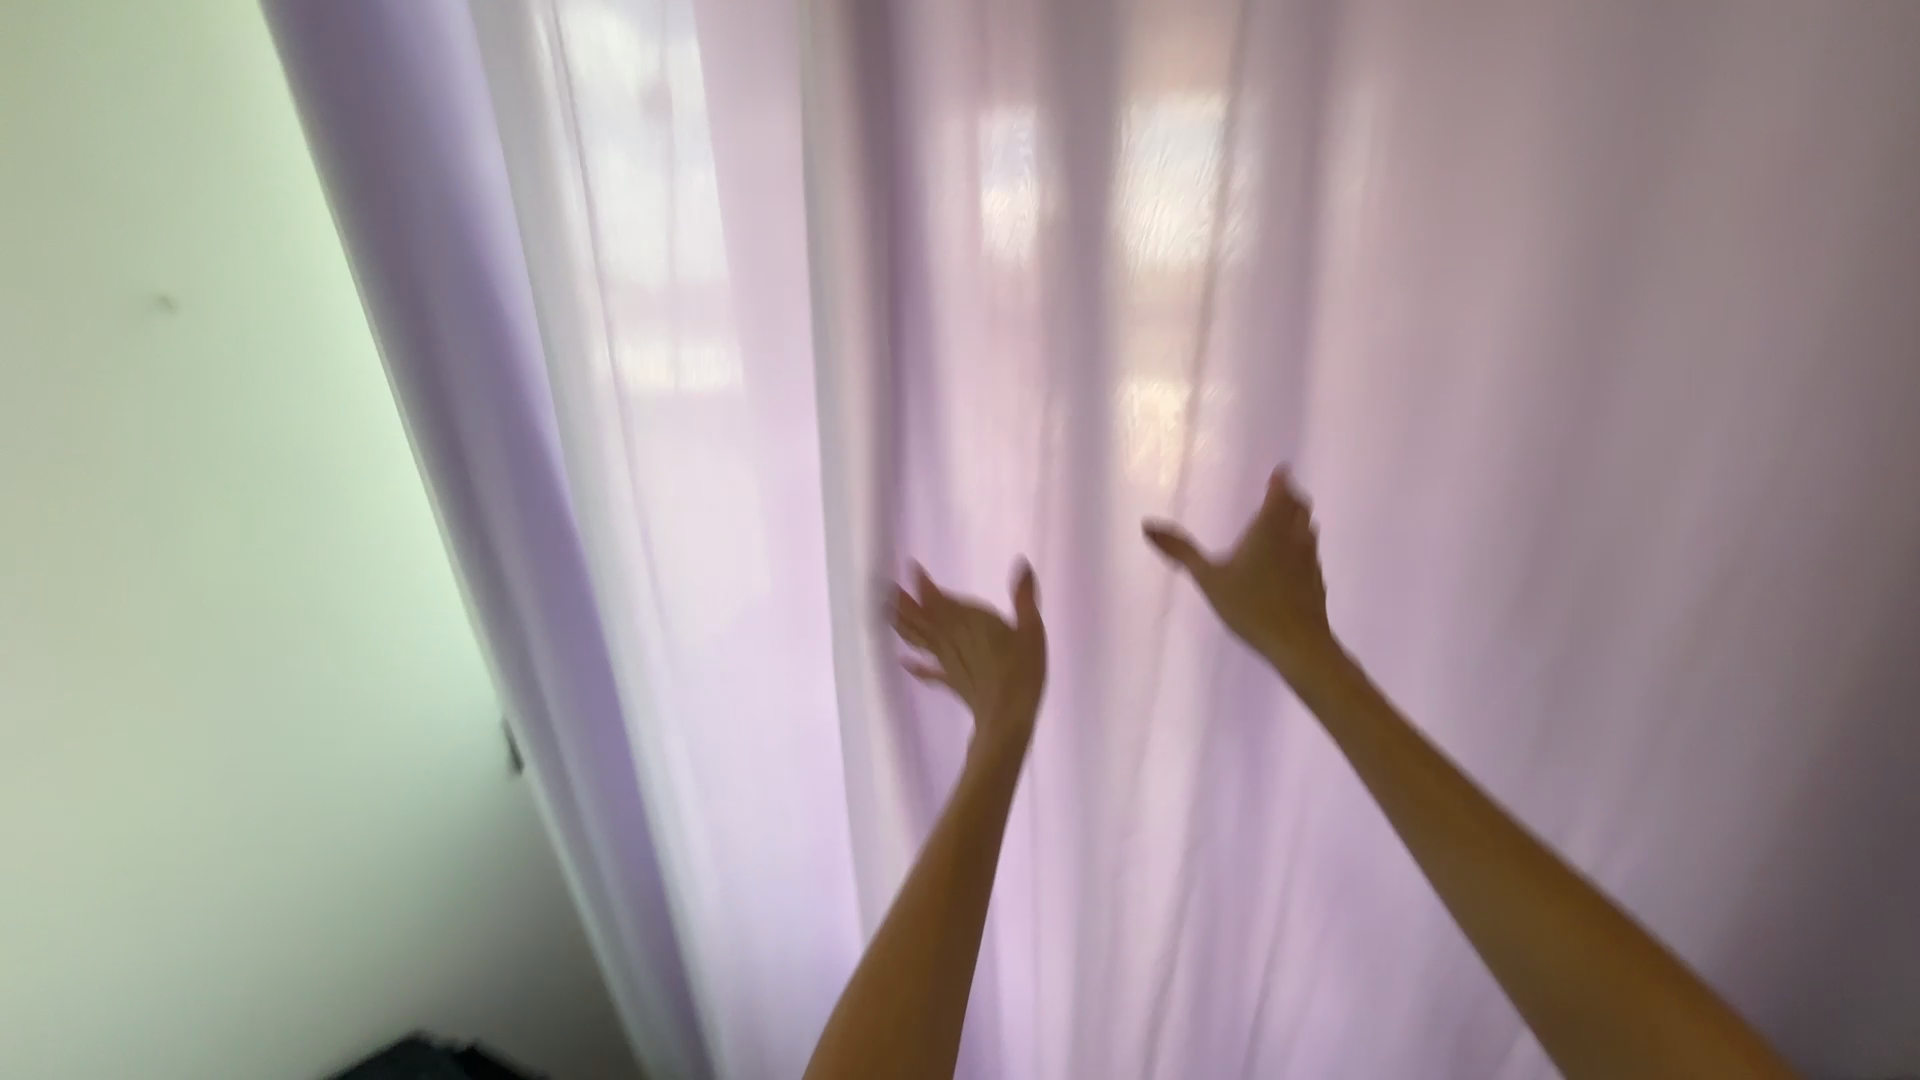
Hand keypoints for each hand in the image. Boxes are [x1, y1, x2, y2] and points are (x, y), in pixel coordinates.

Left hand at [890, 560, 1046, 745]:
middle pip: (922, 618)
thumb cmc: (1021, 671)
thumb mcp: (1030, 631)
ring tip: (886, 612)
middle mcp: (952, 639)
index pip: (940, 600)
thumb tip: (1022, 563)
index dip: (923, 584)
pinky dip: (915, 666)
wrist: (1006, 717)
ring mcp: (947, 661)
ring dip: (902, 625)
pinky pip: (928, 671)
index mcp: (969, 623)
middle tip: (886, 587)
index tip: (909, 568)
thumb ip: (1023, 598)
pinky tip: (903, 661)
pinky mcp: (950, 681)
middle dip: (903, 602)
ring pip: (920, 639)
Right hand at [1143, 466, 1337, 680]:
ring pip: (1308, 529)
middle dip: (1290, 497)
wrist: (1298, 644)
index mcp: (1269, 530)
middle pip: (1299, 508)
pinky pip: (1310, 553)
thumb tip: (1147, 524)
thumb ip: (1180, 551)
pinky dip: (1301, 545)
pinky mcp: (1316, 582)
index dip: (1281, 480)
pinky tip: (1290, 562)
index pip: (1280, 494)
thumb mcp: (1207, 578)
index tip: (1280, 470)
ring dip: (1298, 519)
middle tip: (1280, 491)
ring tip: (1285, 520)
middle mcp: (1294, 538)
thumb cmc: (1250, 606)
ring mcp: (1310, 561)